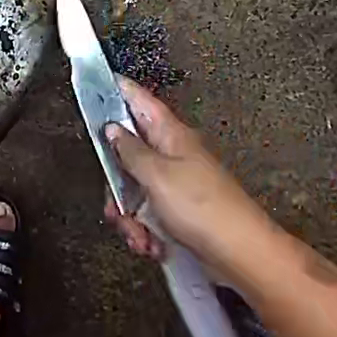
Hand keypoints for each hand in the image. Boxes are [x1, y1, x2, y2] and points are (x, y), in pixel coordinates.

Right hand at [101, 78, 291, 286]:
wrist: (238, 252)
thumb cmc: (207, 209)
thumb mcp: (156, 175)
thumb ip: (129, 150)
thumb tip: (111, 130)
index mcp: (170, 135)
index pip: (139, 100)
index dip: (118, 90)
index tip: (98, 84)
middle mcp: (172, 154)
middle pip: (127, 153)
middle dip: (116, 184)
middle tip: (116, 202)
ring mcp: (175, 182)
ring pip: (133, 189)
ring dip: (129, 215)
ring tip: (139, 232)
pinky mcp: (178, 209)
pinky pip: (147, 214)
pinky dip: (144, 230)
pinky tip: (151, 243)